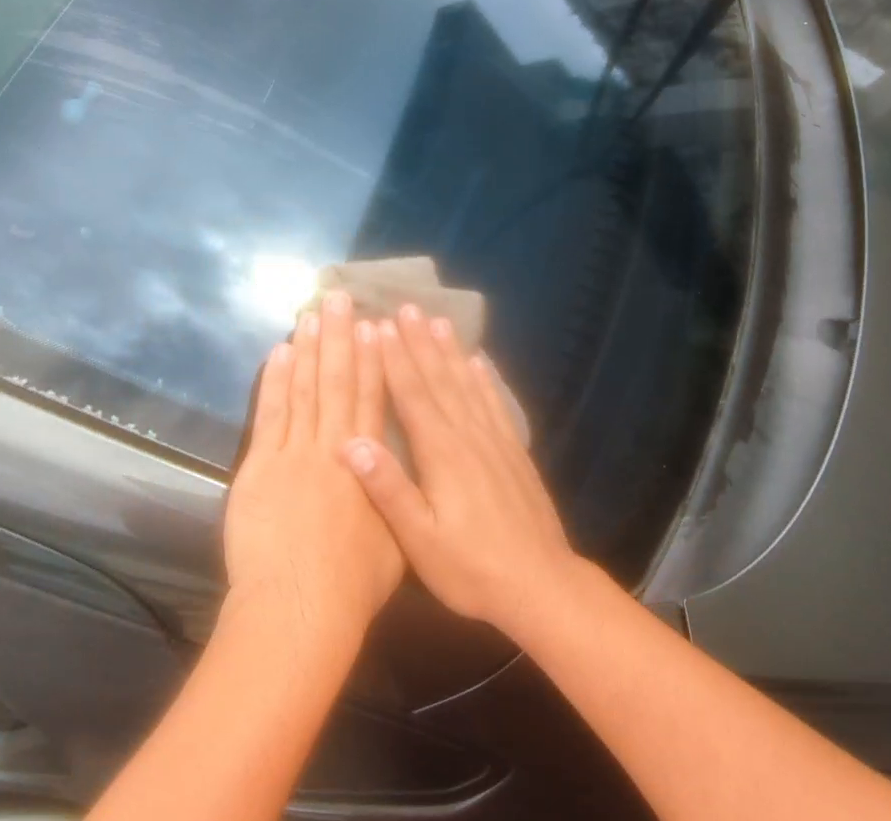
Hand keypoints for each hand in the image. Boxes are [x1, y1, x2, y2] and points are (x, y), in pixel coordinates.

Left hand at [224, 292, 402, 647]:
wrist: (299, 606)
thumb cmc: (354, 582)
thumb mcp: (397, 539)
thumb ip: (395, 494)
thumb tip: (401, 463)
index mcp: (368, 462)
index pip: (373, 398)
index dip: (374, 359)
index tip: (373, 324)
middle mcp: (332, 446)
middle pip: (337, 381)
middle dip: (338, 337)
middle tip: (337, 297)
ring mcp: (293, 453)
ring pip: (304, 389)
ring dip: (308, 348)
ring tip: (310, 313)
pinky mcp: (260, 467)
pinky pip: (271, 415)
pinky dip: (276, 382)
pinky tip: (280, 353)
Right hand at [339, 305, 583, 634]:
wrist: (540, 584)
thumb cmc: (471, 568)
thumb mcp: (420, 539)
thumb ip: (388, 488)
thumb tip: (350, 441)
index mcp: (441, 454)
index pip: (412, 396)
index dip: (393, 359)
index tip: (377, 325)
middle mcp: (469, 437)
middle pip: (440, 381)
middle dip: (420, 343)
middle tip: (405, 307)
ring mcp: (496, 443)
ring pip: (468, 386)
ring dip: (451, 352)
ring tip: (438, 321)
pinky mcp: (514, 454)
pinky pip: (496, 405)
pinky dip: (485, 380)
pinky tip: (480, 363)